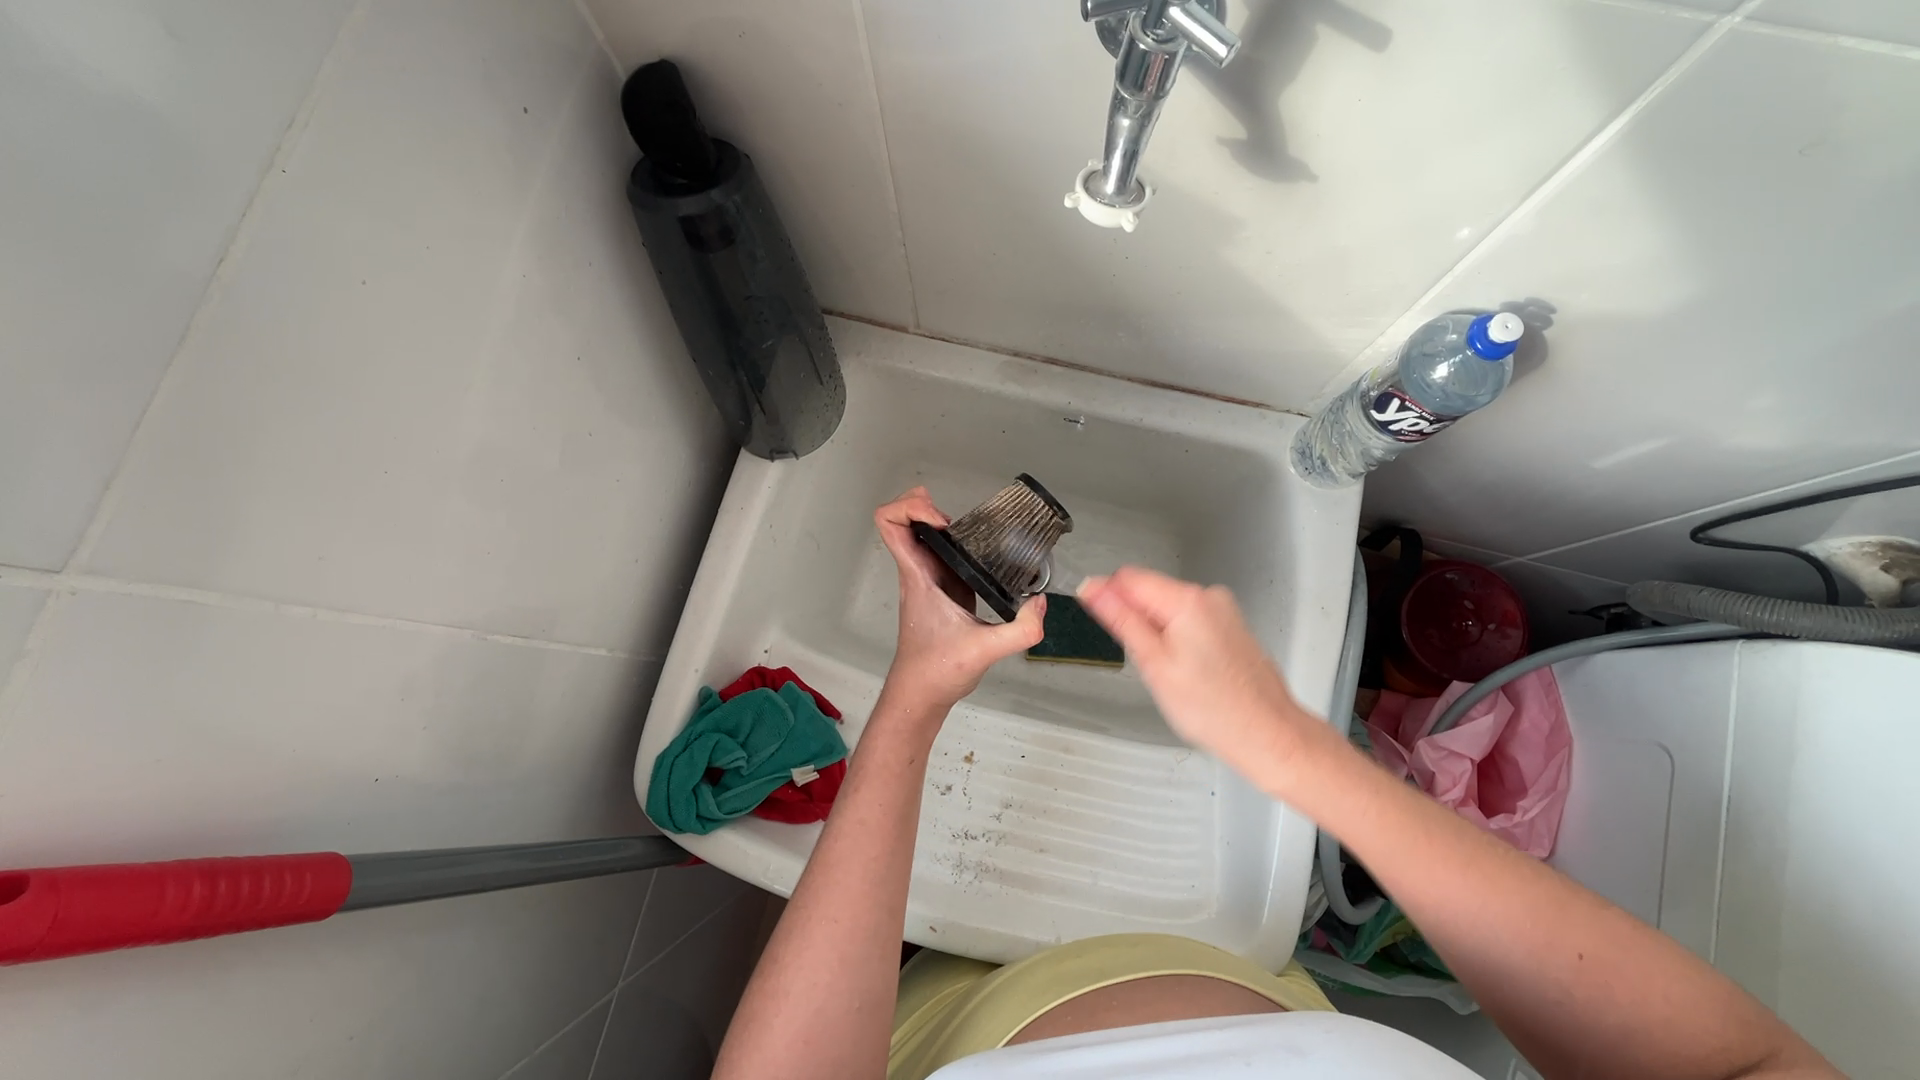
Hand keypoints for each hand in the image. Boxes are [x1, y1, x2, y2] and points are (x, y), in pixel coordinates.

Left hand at [874, 488, 1045, 715]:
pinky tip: (981, 552)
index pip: (890, 523)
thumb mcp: (984, 650)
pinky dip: (954, 543)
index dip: (911, 508)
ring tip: (969, 527)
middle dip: (925, 506)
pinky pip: (940, 554)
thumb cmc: (935, 671)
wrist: (921, 694)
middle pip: (903, 520)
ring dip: (937, 521)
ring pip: (920, 535)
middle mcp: (919, 573)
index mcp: (919, 576)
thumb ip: (1019, 630)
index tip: (944, 523)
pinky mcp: (942, 591)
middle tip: (955, 519)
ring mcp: (929, 581)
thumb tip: (1041, 606)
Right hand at [1077, 567, 1334, 782]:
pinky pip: (1189, 623)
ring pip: (1168, 610)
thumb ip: (1120, 619)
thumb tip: (1093, 589)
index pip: (1128, 578)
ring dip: (1159, 636)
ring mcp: (1223, 611)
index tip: (1102, 621)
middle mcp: (1209, 597)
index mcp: (1187, 601)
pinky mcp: (1230, 626)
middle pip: (1150, 593)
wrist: (1267, 734)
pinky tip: (1191, 675)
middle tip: (1149, 664)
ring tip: (1173, 675)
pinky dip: (1180, 643)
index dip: (1108, 598)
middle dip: (1138, 623)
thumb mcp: (1153, 664)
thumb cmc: (1216, 710)